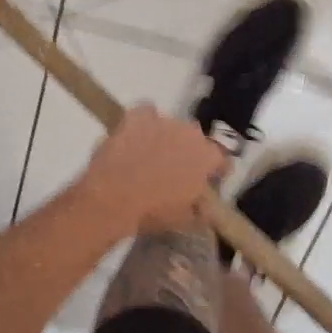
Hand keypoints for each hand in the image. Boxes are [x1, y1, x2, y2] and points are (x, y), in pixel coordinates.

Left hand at [79, 105, 228, 232]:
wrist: (110, 199)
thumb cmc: (151, 212)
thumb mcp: (184, 219)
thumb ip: (200, 209)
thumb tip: (202, 206)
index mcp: (207, 157)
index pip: (220, 159)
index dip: (212, 170)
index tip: (202, 181)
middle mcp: (191, 133)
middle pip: (194, 140)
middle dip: (185, 152)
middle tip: (170, 170)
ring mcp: (163, 121)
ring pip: (169, 126)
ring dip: (163, 138)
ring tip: (146, 155)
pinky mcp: (136, 116)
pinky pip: (145, 113)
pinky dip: (141, 122)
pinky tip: (133, 136)